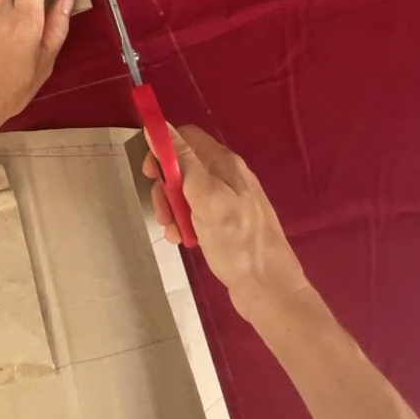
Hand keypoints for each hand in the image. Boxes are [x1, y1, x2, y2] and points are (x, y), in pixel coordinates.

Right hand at [147, 125, 307, 308]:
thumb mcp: (206, 198)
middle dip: (166, 186)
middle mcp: (227, 176)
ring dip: (172, 208)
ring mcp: (228, 200)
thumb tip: (158, 127)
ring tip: (173, 231)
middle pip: (183, 165)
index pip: (186, 137)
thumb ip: (183, 161)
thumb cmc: (238, 243)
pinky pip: (196, 212)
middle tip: (162, 212)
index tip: (149, 173)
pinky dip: (185, 223)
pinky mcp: (227, 222)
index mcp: (225, 163)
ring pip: (187, 191)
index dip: (163, 148)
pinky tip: (184, 240)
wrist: (270, 292)